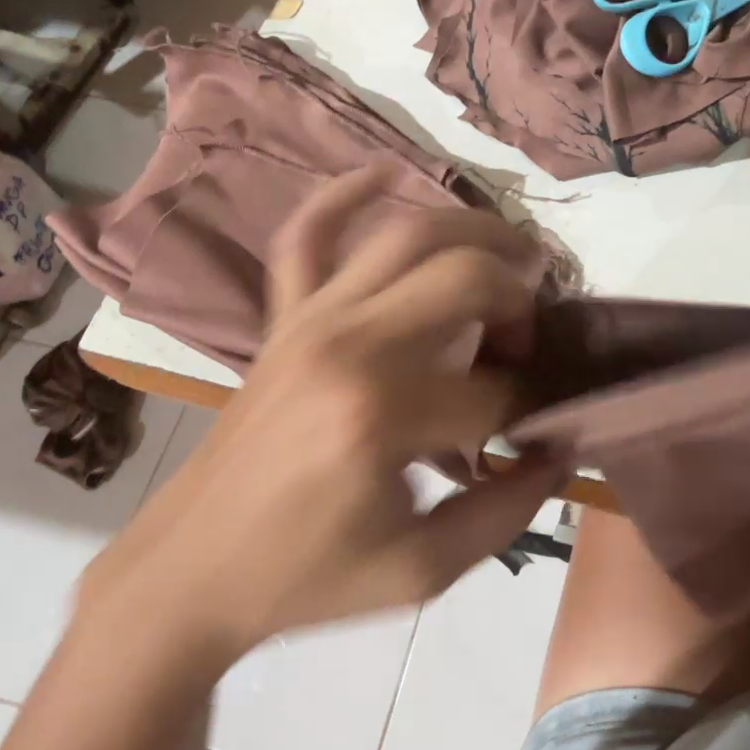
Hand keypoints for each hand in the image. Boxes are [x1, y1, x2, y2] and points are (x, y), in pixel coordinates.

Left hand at [78, 166, 561, 660]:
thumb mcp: (423, 571)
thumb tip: (560, 452)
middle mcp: (349, 345)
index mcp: (381, 416)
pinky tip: (383, 172)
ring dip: (473, 229)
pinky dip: (343, 196)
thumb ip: (507, 511)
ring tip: (514, 249)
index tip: (539, 436)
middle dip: (519, 303)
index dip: (532, 412)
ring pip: (406, 237)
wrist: (188, 575)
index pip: (496, 391)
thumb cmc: (309, 577)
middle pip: (466, 280)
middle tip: (531, 339)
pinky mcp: (282, 320)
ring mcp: (311, 321)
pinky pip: (305, 238)